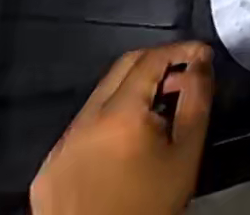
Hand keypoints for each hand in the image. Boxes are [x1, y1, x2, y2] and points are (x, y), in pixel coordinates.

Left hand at [31, 42, 215, 214]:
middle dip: (157, 62)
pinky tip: (127, 144)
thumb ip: (197, 97)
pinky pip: (82, 128)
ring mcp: (59, 149)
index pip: (150, 60)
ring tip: (160, 111)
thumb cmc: (151, 207)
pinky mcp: (46, 172)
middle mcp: (82, 123)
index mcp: (118, 116)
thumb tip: (199, 62)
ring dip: (133, 90)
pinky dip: (110, 119)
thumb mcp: (187, 151)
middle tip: (184, 75)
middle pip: (122, 68)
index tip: (203, 55)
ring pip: (100, 97)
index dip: (181, 50)